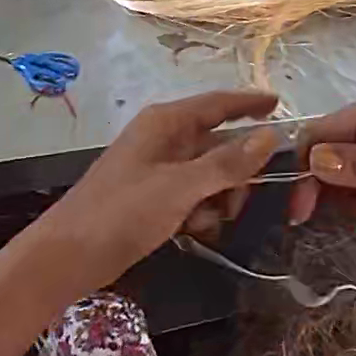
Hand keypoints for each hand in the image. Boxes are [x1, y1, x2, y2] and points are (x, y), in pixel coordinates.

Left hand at [30, 91, 280, 292]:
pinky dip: (200, 211)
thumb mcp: (180, 187)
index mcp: (163, 123)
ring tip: (207, 220)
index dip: (248, 103)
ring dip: (219, 197)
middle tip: (238, 202)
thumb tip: (269, 135)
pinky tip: (192, 231)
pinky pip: (193, 195)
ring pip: (209, 174)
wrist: (72, 252)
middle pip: (217, 143)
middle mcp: (161, 138)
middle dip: (236, 171)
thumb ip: (225, 163)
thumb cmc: (123, 211)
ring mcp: (157, 168)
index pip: (215, 103)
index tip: (282, 103)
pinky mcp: (153, 196)